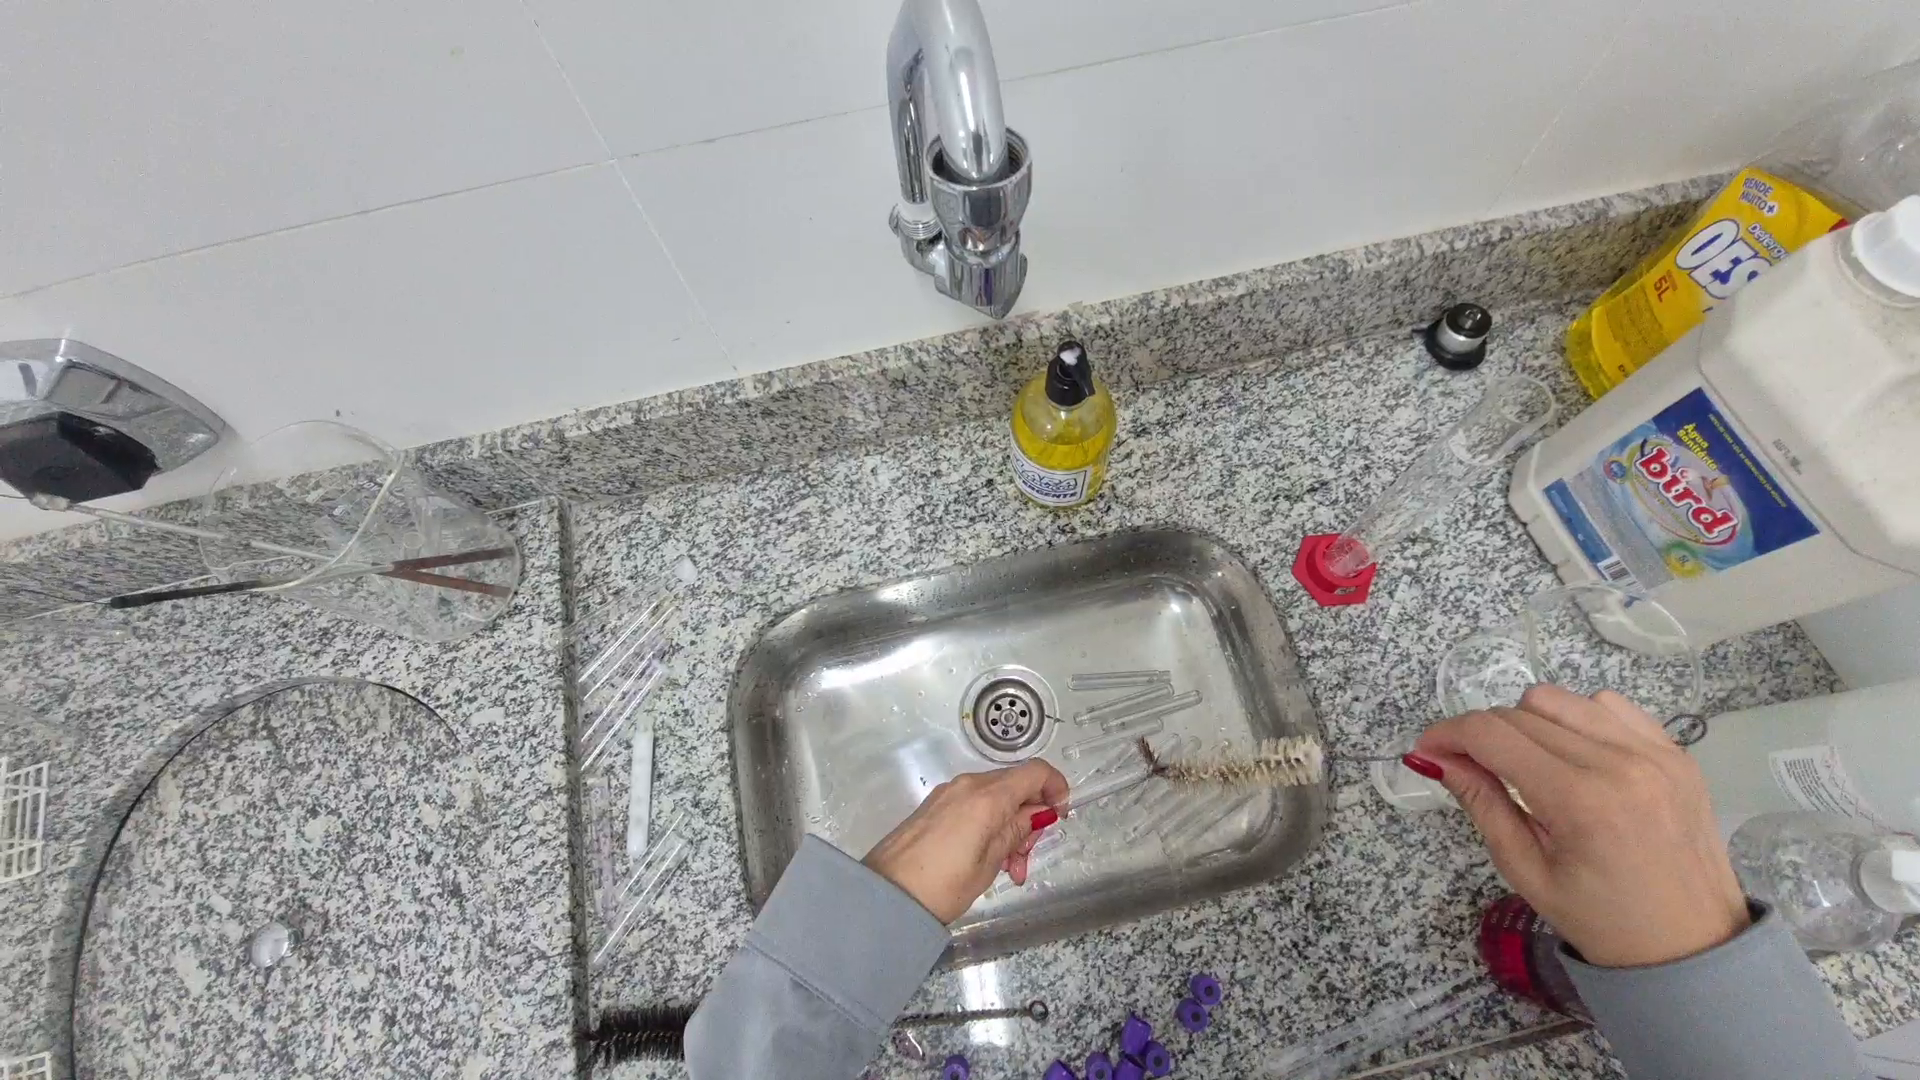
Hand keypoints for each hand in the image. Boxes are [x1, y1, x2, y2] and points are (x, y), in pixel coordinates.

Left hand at [862, 761, 1069, 923]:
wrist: (886, 895)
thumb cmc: (943, 884)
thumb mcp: (990, 863)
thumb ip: (1017, 831)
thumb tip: (1038, 813)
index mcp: (986, 796)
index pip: (1035, 772)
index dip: (1056, 788)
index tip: (1060, 816)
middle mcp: (968, 784)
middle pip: (1015, 786)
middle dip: (1031, 819)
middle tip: (1026, 859)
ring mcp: (949, 793)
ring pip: (996, 799)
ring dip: (1011, 829)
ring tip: (1010, 872)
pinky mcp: (936, 806)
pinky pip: (975, 806)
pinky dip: (990, 826)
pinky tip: (989, 862)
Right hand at [1411, 684, 1748, 967]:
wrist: (1698, 950)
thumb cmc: (1601, 919)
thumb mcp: (1523, 867)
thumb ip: (1479, 801)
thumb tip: (1431, 756)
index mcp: (1581, 799)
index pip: (1489, 734)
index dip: (1445, 734)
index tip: (1427, 752)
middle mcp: (1620, 763)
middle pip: (1516, 713)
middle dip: (1478, 734)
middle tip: (1469, 767)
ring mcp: (1655, 753)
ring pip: (1555, 699)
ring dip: (1524, 722)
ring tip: (1526, 762)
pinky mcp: (1675, 753)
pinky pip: (1604, 705)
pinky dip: (1573, 719)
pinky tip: (1571, 754)